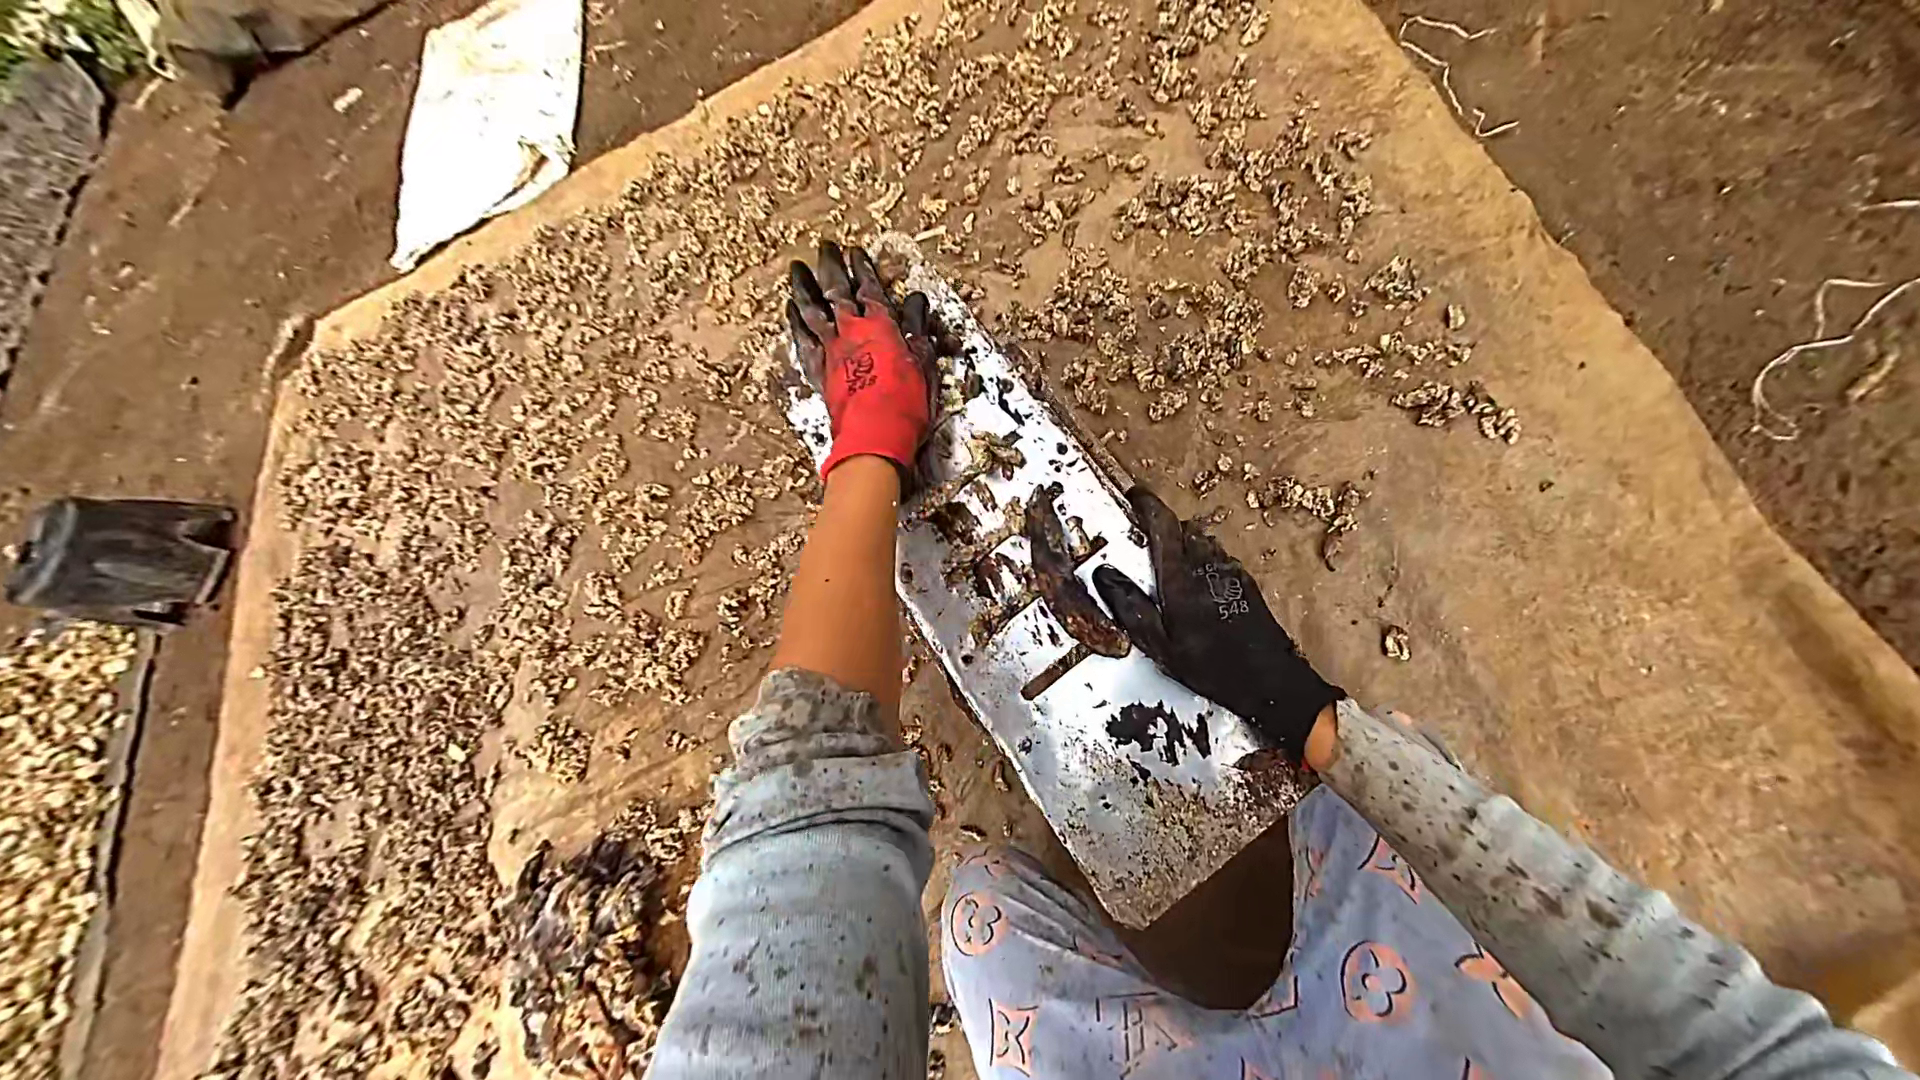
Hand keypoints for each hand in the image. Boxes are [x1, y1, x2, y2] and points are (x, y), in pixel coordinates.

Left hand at [787, 241, 937, 481]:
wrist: (875, 436)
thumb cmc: (905, 403)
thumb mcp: (923, 363)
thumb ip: (917, 329)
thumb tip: (916, 300)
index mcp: (880, 326)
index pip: (869, 288)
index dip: (862, 268)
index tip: (855, 251)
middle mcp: (851, 332)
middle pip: (836, 291)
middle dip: (830, 267)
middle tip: (824, 247)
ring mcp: (831, 352)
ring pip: (811, 311)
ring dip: (804, 288)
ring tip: (798, 271)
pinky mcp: (819, 373)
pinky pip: (802, 341)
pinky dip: (795, 323)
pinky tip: (791, 311)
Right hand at [1092, 487, 1344, 761]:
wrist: (1273, 682)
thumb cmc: (1211, 667)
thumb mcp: (1160, 645)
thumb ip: (1130, 607)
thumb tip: (1104, 574)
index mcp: (1181, 577)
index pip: (1162, 524)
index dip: (1144, 504)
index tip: (1131, 496)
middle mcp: (1208, 564)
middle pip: (1181, 528)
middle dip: (1160, 530)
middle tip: (1141, 547)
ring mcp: (1230, 570)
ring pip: (1200, 541)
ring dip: (1181, 546)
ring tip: (1166, 571)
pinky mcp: (1245, 580)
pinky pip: (1216, 558)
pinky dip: (1199, 561)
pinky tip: (1194, 591)